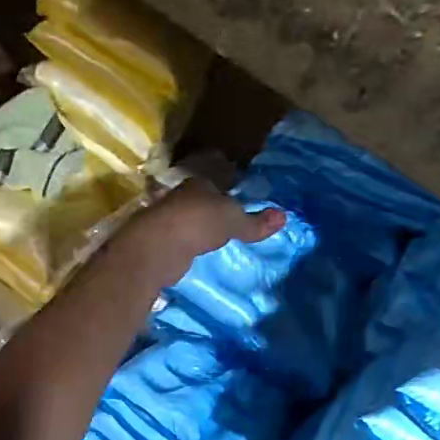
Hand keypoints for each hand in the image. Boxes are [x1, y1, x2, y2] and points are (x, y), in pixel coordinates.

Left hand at [114, 176, 285, 284]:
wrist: (158, 246)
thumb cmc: (199, 222)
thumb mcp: (234, 221)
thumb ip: (255, 222)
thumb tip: (284, 217)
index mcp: (198, 184)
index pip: (214, 182)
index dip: (225, 192)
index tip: (234, 203)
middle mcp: (178, 198)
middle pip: (197, 202)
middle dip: (208, 212)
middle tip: (224, 225)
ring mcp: (164, 221)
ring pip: (184, 222)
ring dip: (194, 231)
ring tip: (211, 243)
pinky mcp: (155, 244)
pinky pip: (176, 244)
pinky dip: (183, 249)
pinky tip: (192, 256)